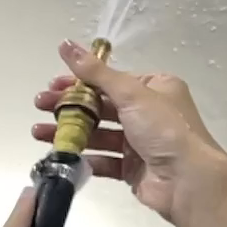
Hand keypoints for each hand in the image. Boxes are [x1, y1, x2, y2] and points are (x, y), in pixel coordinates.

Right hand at [30, 40, 226, 226]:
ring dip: (70, 131)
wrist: (188, 181)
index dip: (80, 81)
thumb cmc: (164, 129)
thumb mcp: (130, 92)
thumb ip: (95, 72)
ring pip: (99, 133)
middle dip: (69, 106)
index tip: (53, 84)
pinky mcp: (133, 169)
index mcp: (155, 88)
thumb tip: (66, 44)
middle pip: (101, 106)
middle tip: (39, 106)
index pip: (111, 80)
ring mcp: (141, 142)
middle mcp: (149, 112)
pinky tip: (62, 155)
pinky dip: (84, 157)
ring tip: (38, 133)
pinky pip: (104, 160)